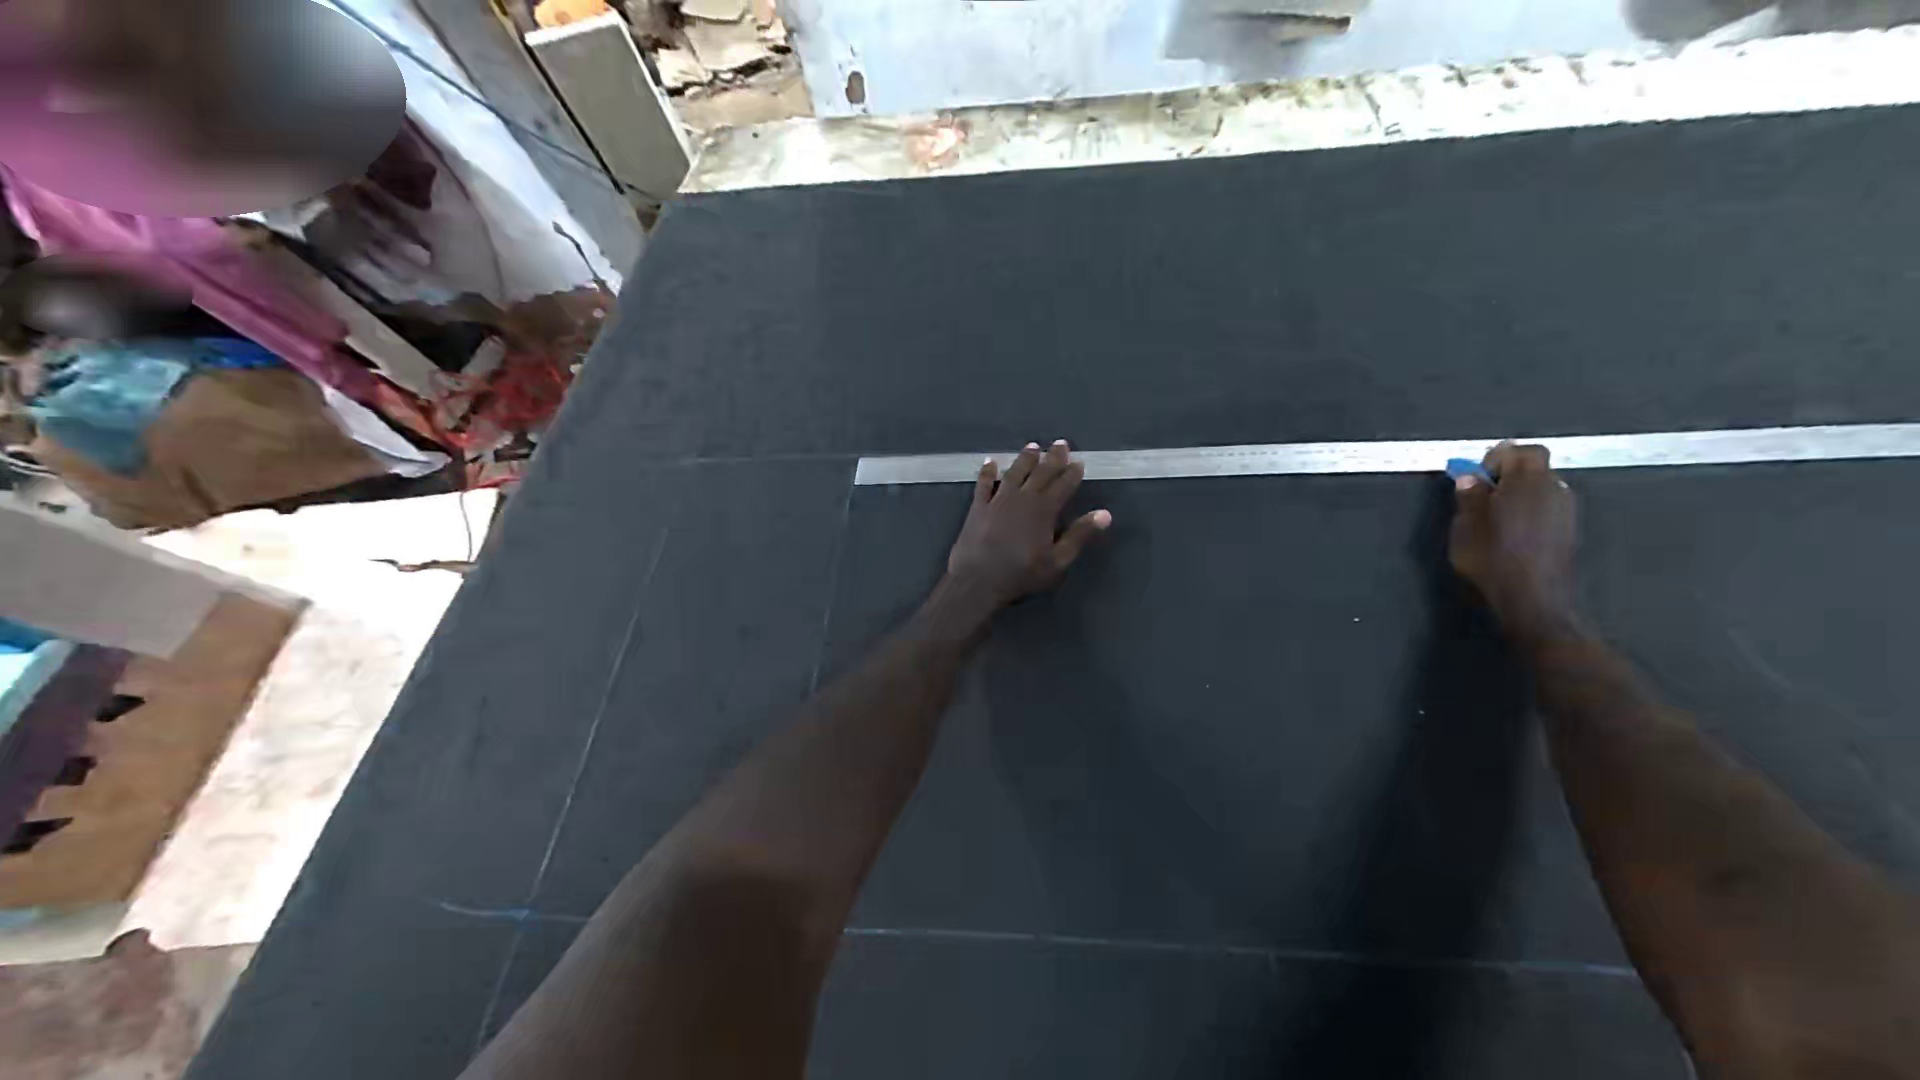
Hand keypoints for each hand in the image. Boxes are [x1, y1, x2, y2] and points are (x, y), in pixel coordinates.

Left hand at [941, 440, 1111, 615]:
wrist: (977, 580)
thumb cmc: (1021, 574)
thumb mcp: (1057, 561)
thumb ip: (1079, 535)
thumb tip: (1105, 514)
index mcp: (1044, 510)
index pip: (1063, 485)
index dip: (1072, 473)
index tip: (1079, 462)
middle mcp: (1022, 498)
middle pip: (1041, 472)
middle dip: (1053, 457)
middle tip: (1061, 443)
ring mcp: (998, 500)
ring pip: (1014, 472)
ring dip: (1025, 458)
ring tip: (1033, 446)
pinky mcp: (978, 506)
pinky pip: (984, 483)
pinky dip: (988, 471)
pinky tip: (990, 461)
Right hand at [1450, 442, 1580, 640]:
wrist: (1533, 598)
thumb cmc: (1492, 559)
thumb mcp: (1465, 527)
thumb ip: (1469, 498)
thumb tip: (1470, 479)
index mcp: (1527, 483)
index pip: (1521, 451)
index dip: (1498, 457)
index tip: (1476, 475)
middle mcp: (1553, 489)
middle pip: (1535, 466)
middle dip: (1508, 473)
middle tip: (1482, 493)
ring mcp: (1566, 509)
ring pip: (1542, 486)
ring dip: (1519, 492)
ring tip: (1495, 514)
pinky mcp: (1569, 529)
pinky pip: (1547, 505)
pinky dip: (1530, 508)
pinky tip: (1512, 530)